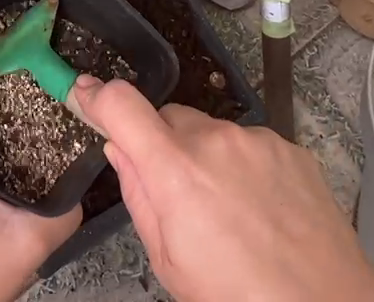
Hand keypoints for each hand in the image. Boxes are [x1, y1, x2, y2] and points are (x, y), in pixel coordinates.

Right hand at [73, 75, 373, 301]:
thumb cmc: (239, 299)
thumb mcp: (170, 264)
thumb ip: (139, 197)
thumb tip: (121, 149)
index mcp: (176, 172)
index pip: (123, 105)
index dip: (98, 95)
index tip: (85, 91)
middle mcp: (214, 140)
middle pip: (169, 119)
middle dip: (164, 146)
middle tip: (179, 196)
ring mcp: (256, 140)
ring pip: (210, 131)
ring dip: (207, 157)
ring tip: (231, 213)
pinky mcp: (288, 146)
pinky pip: (249, 144)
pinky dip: (244, 166)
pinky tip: (262, 210)